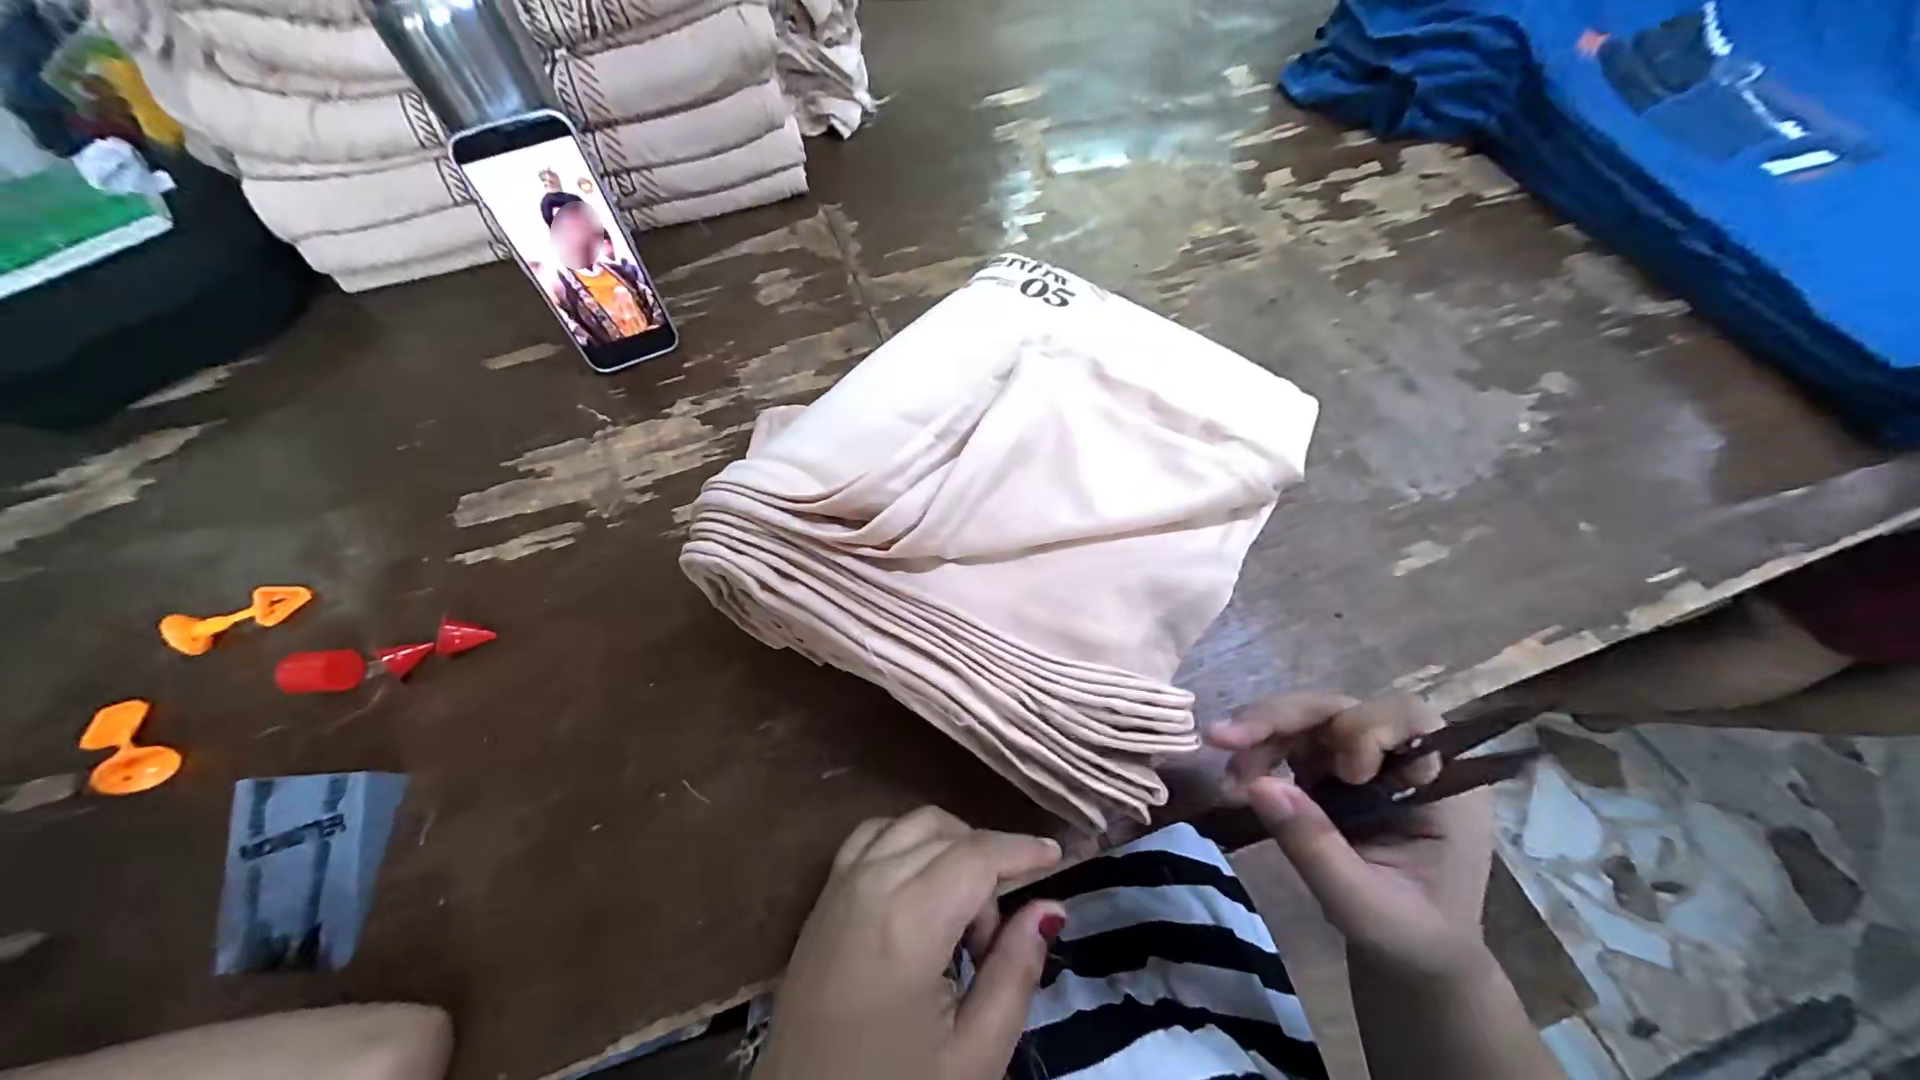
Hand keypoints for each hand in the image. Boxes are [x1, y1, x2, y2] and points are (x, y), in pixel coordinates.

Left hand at [753, 807, 1066, 1079]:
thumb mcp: (974, 1056)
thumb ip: (1016, 971)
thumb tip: (1049, 907)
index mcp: (908, 922)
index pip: (978, 855)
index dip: (1022, 849)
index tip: (1056, 855)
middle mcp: (870, 884)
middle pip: (948, 835)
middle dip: (990, 864)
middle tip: (997, 936)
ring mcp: (839, 884)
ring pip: (912, 823)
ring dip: (951, 845)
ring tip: (963, 910)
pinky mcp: (822, 896)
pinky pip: (873, 835)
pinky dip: (907, 838)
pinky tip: (920, 879)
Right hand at [1206, 693, 1493, 976]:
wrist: (1408, 951)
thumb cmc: (1408, 936)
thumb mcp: (1364, 907)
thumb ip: (1316, 847)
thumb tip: (1259, 786)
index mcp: (1441, 785)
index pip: (1409, 719)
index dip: (1368, 729)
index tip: (1349, 776)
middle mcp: (1399, 758)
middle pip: (1340, 709)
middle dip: (1281, 718)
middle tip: (1223, 738)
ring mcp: (1361, 758)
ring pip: (1306, 718)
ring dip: (1260, 735)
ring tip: (1226, 778)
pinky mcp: (1330, 766)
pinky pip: (1290, 739)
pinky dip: (1257, 751)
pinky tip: (1236, 781)